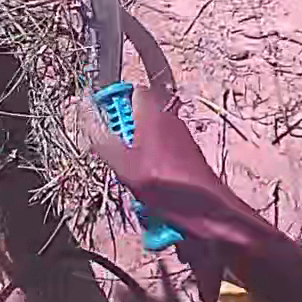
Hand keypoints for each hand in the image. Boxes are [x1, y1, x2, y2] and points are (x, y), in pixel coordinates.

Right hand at [83, 84, 266, 244]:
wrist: (208, 210)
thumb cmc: (165, 185)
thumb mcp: (125, 168)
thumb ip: (106, 146)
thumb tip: (93, 133)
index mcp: (153, 116)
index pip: (136, 91)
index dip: (119, 101)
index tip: (106, 117)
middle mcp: (169, 121)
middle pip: (143, 114)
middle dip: (127, 129)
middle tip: (116, 149)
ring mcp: (181, 136)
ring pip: (153, 132)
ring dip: (139, 145)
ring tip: (131, 168)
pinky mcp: (188, 153)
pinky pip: (164, 147)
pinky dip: (154, 157)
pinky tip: (149, 179)